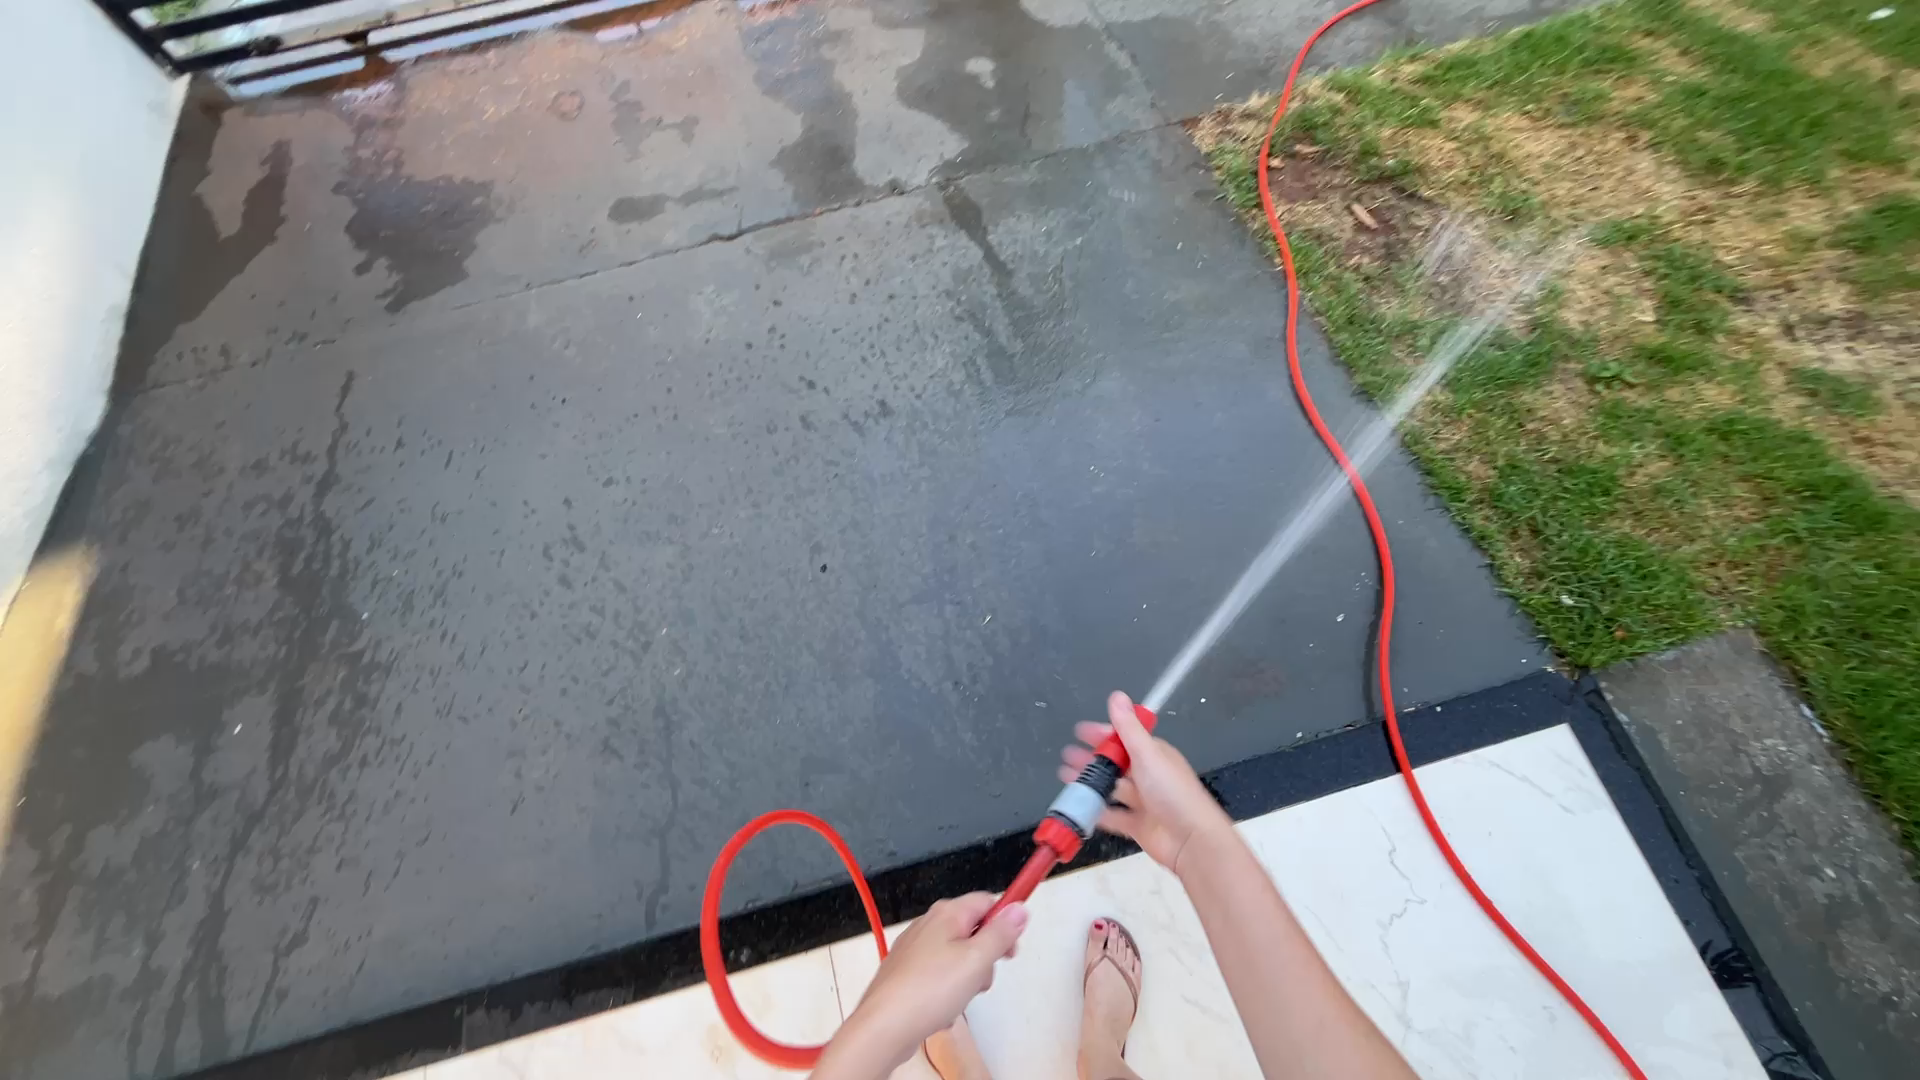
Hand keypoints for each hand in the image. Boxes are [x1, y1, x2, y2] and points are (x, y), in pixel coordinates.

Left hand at [834, 894, 1027, 1067]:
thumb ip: (1001, 934)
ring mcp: (915, 945)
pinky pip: (939, 973)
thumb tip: (1019, 908)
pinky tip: (942, 1008)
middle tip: (980, 980)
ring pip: (957, 955)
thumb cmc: (931, 990)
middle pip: (973, 929)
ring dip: (966, 978)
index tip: (1010, 952)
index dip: (1005, 923)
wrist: (885, 1026)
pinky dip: (947, 989)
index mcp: (948, 912)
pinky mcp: (906, 969)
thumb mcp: (977, 960)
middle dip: (984, 957)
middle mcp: (930, 922)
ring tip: (958, 998)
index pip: (988, 901)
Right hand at [1059, 691, 1233, 873]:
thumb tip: (1117, 695)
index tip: (1079, 731)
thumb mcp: (1148, 754)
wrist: (1192, 841)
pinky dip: (1097, 811)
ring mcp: (1144, 802)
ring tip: (1065, 776)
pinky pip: (1113, 815)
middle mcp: (1149, 776)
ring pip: (1112, 788)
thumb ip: (1128, 727)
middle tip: (1066, 755)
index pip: (1124, 739)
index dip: (1102, 734)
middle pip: (1116, 763)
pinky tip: (1080, 806)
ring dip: (1090, 782)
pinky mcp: (1138, 826)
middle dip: (1091, 758)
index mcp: (1154, 755)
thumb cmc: (1171, 792)